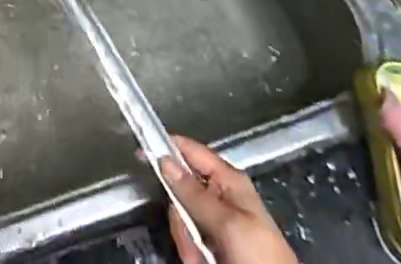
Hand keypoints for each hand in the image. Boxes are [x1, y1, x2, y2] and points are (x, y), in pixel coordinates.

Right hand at [160, 136, 298, 263]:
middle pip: (181, 192)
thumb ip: (195, 193)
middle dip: (181, 219)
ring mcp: (215, 223)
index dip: (168, 147)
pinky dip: (192, 256)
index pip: (192, 152)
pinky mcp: (211, 245)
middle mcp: (220, 196)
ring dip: (188, 243)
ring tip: (206, 259)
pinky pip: (188, 243)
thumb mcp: (228, 222)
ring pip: (181, 222)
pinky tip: (206, 263)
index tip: (142, 150)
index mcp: (228, 181)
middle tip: (193, 238)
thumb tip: (165, 160)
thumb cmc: (258, 255)